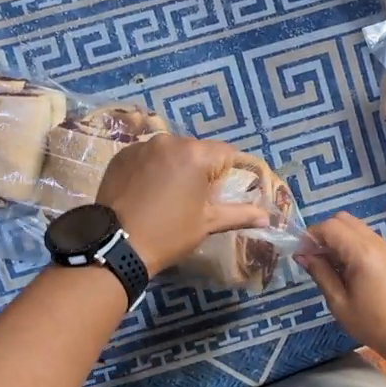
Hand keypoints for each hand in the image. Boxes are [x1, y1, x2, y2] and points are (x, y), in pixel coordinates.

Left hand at [97, 135, 270, 271]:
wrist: (117, 245)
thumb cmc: (170, 234)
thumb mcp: (208, 223)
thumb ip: (240, 214)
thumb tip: (268, 216)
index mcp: (196, 155)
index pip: (226, 152)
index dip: (229, 171)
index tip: (222, 191)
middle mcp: (169, 141)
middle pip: (197, 150)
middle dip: (201, 169)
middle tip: (195, 198)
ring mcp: (142, 146)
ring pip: (171, 152)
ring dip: (175, 167)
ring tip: (168, 195)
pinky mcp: (122, 156)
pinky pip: (147, 156)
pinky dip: (152, 168)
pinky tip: (147, 192)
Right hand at [299, 212, 385, 358]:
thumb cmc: (371, 323)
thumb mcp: (338, 302)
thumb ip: (320, 273)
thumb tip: (302, 255)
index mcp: (361, 252)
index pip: (329, 226)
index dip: (310, 236)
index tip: (301, 255)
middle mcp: (375, 241)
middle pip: (342, 219)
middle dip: (323, 233)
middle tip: (314, 257)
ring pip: (355, 226)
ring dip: (337, 237)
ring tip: (329, 264)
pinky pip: (366, 236)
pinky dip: (351, 243)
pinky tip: (346, 268)